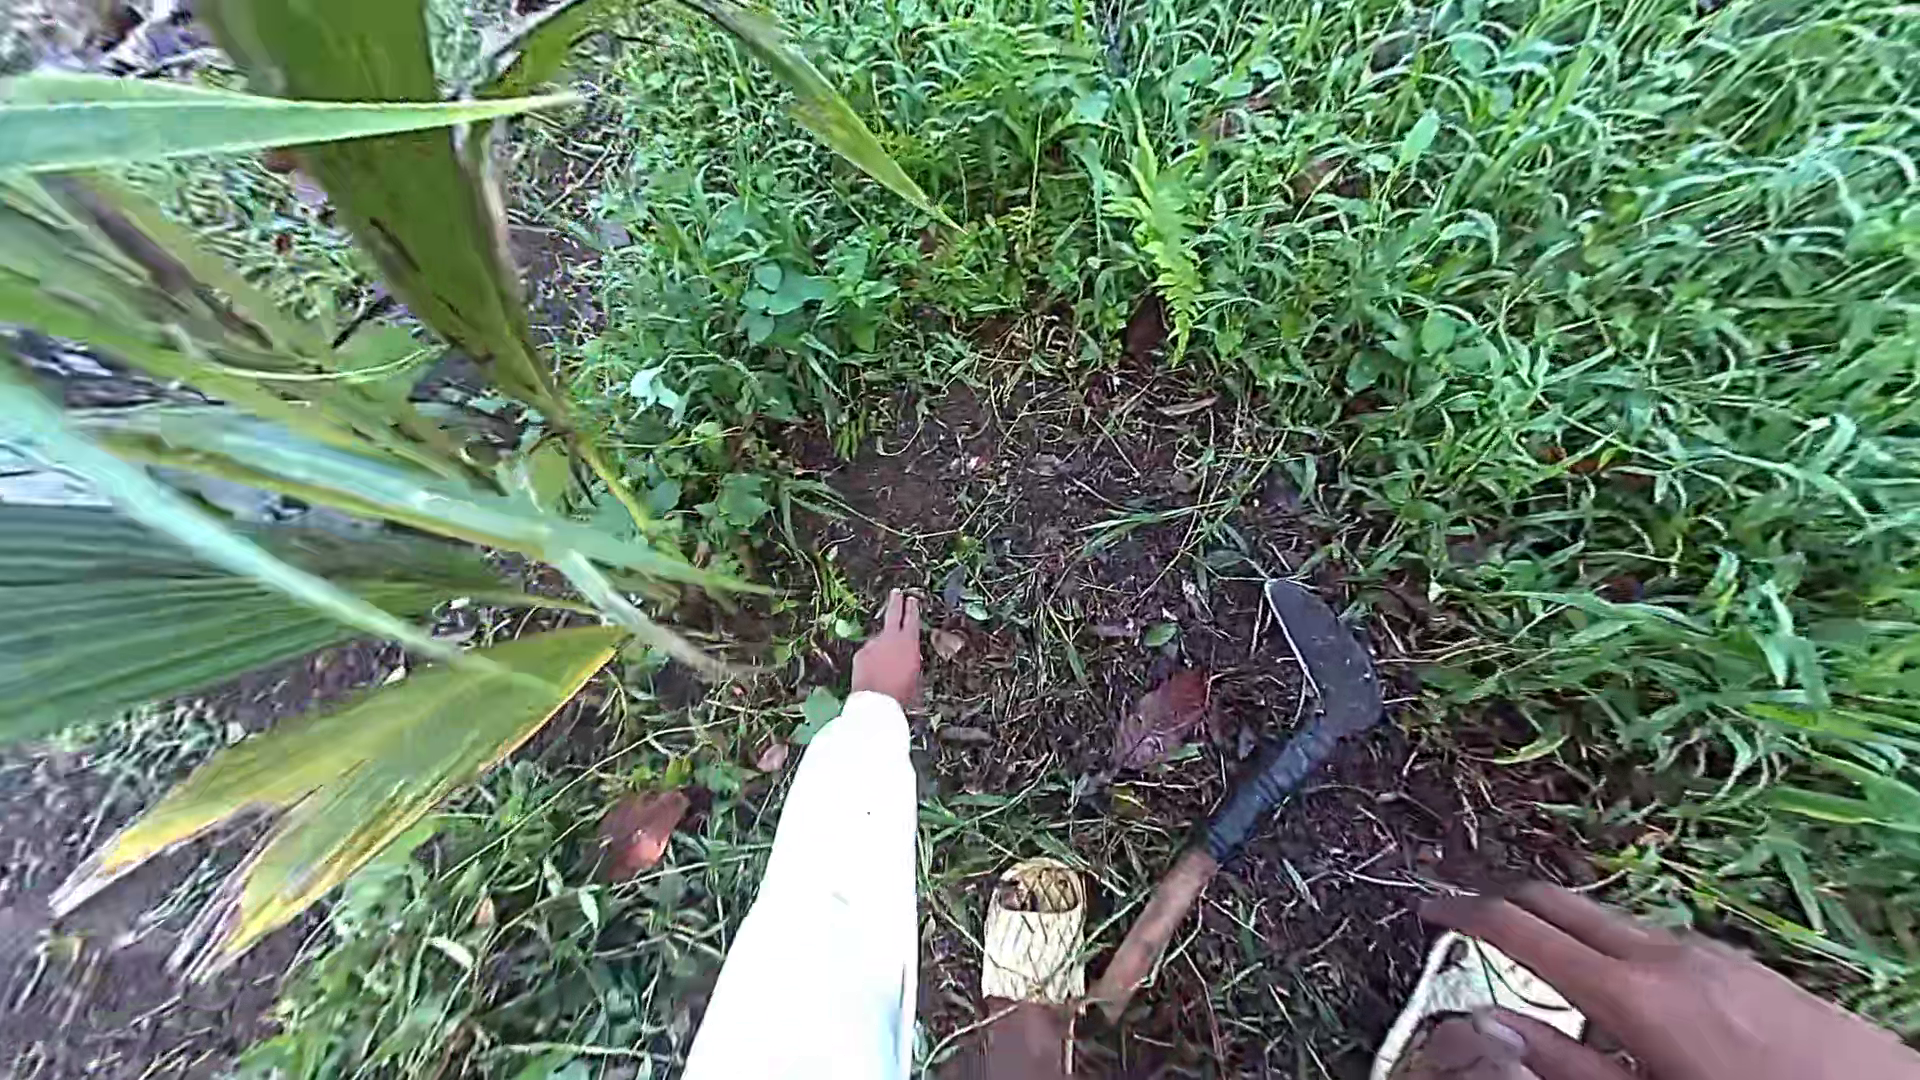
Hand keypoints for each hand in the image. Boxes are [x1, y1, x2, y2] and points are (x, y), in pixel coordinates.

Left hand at [851, 589, 920, 705]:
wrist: (876, 702)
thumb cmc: (902, 692)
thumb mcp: (915, 675)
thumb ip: (911, 659)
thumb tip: (907, 656)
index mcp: (909, 641)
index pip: (911, 618)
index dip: (911, 607)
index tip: (911, 599)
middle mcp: (890, 637)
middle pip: (893, 613)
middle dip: (896, 601)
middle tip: (896, 593)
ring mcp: (873, 643)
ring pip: (880, 640)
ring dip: (882, 648)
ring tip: (886, 666)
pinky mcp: (861, 653)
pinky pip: (869, 653)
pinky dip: (872, 659)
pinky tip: (875, 673)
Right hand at [1419, 883, 1919, 1079]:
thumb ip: (1565, 1064)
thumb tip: (1484, 1022)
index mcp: (1627, 991)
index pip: (1511, 925)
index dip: (1458, 911)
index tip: (1427, 911)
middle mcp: (1658, 953)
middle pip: (1550, 898)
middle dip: (1501, 900)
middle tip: (1472, 921)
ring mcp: (1710, 954)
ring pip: (1604, 916)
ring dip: (1564, 927)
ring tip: (1559, 971)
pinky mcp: (1754, 968)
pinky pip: (1659, 939)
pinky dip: (1621, 949)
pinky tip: (1647, 998)